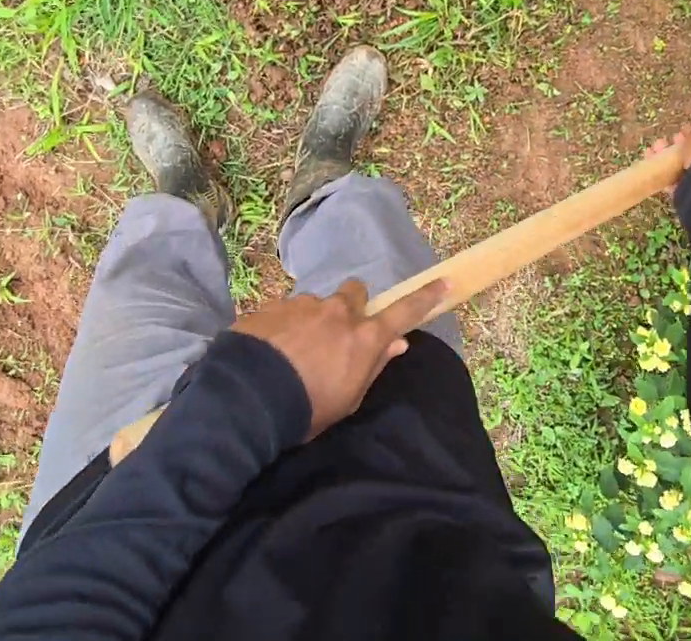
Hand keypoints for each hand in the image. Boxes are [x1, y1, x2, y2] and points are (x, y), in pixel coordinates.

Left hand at [230, 278, 449, 437]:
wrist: (245, 399)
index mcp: (363, 338)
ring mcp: (302, 305)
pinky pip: (284, 312)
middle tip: (336, 332)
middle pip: (355, 293)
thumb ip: (373, 367)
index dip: (426, 298)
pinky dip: (282, 328)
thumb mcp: (347, 400)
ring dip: (312, 321)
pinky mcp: (271, 306)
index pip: (404, 312)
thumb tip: (397, 345)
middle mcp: (337, 312)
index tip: (445, 281)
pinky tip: (268, 352)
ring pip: (316, 304)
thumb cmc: (306, 410)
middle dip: (351, 305)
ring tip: (291, 352)